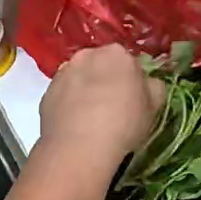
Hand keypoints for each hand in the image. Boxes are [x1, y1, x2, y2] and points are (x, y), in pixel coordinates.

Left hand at [38, 45, 163, 166]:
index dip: (132, 82)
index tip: (133, 101)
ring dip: (84, 91)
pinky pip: (62, 96)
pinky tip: (74, 126)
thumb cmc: (124, 123)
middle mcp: (86, 56)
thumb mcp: (154, 107)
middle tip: (111, 109)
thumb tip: (149, 84)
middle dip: (105, 81)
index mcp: (117, 54)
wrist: (80, 146)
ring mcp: (62, 74)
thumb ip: (154, 88)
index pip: (128, 62)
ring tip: (90, 120)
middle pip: (100, 66)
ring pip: (78, 79)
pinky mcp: (46, 93)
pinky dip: (68, 106)